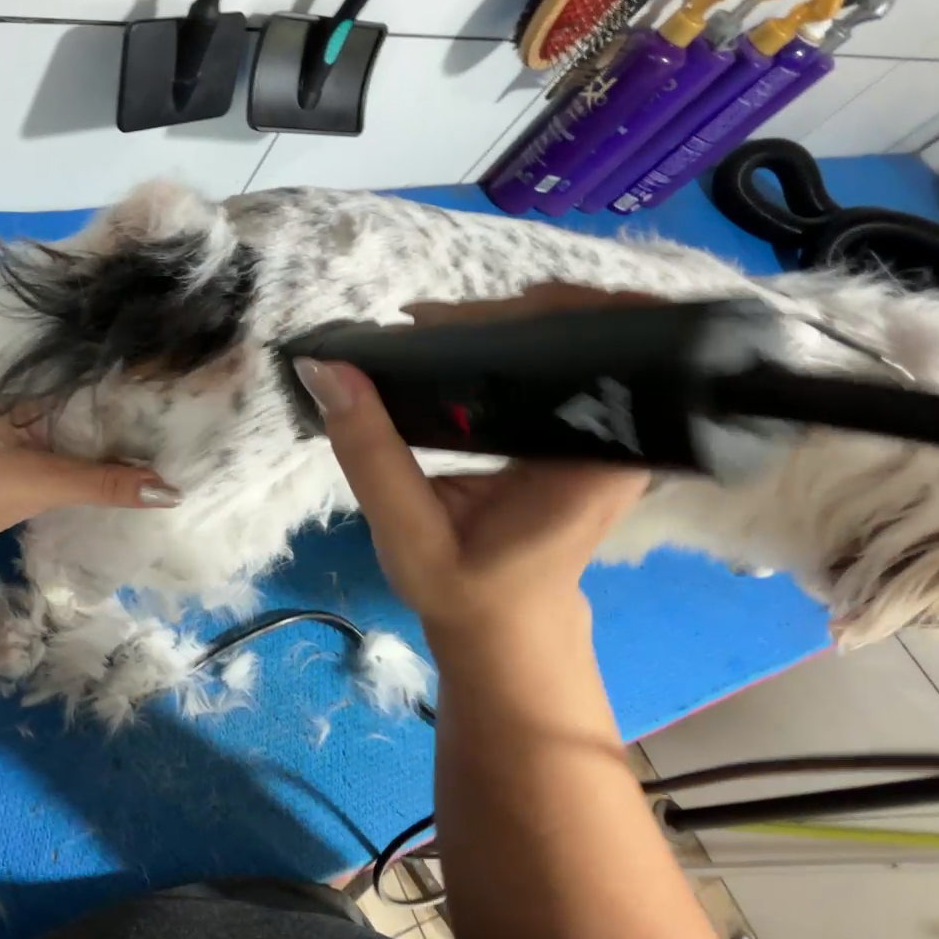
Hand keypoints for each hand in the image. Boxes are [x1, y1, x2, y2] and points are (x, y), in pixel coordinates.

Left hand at [0, 415, 181, 550]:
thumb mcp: (45, 482)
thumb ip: (104, 484)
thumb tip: (171, 491)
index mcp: (21, 403)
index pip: (82, 392)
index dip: (121, 399)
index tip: (164, 406)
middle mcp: (11, 417)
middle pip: (73, 420)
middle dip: (112, 429)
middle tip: (164, 435)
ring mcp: (0, 447)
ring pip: (59, 444)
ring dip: (92, 452)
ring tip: (142, 455)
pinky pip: (44, 465)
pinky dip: (70, 472)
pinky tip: (94, 479)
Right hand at [293, 285, 650, 634]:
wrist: (502, 629)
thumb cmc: (465, 593)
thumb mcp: (407, 531)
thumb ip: (370, 453)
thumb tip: (324, 369)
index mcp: (598, 458)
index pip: (610, 347)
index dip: (556, 309)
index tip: (465, 316)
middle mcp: (614, 433)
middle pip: (585, 334)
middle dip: (507, 312)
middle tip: (419, 323)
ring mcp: (596, 429)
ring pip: (565, 345)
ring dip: (497, 325)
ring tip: (422, 332)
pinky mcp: (568, 431)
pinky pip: (546, 367)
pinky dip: (494, 349)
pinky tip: (441, 350)